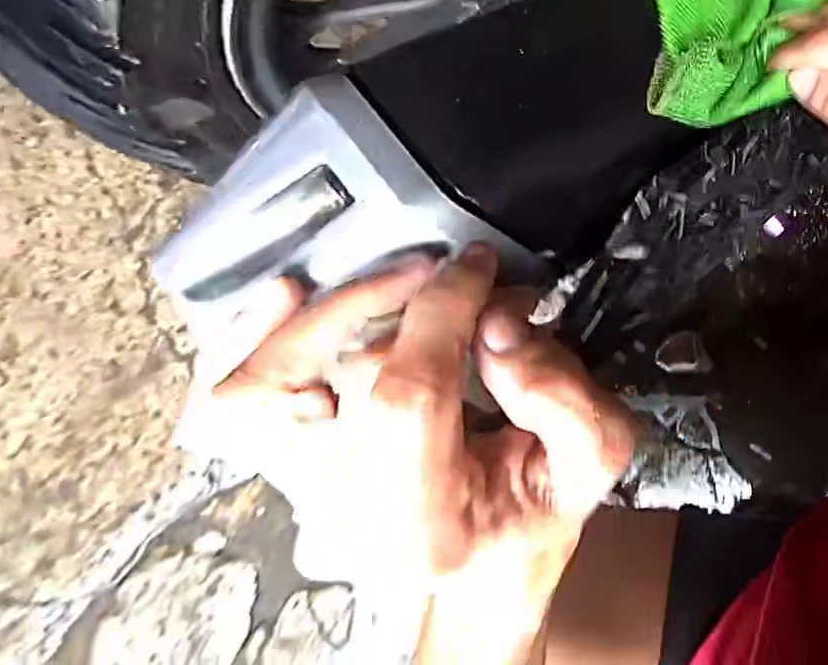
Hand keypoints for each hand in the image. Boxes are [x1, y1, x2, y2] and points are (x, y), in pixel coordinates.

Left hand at [211, 244, 637, 662]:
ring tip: (401, 277)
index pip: (406, 397)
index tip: (478, 265)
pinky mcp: (292, 467)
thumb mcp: (595, 453)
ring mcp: (305, 493)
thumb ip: (560, 392)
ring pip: (258, 392)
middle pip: (338, 379)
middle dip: (417, 302)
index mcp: (426, 521)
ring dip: (330, 313)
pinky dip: (246, 345)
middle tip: (475, 280)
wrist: (492, 562)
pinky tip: (285, 297)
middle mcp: (345, 513)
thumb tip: (499, 324)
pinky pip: (232, 408)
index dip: (440, 313)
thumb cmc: (544, 510)